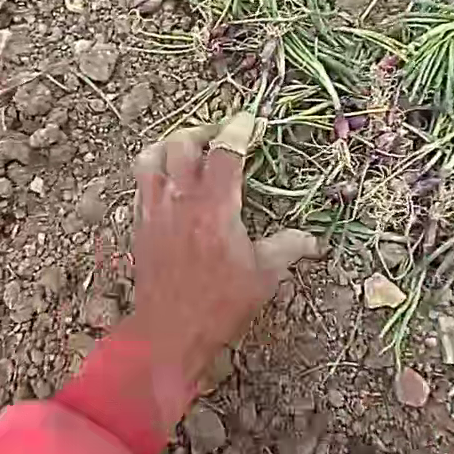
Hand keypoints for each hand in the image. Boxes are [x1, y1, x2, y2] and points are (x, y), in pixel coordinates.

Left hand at [128, 113, 318, 383]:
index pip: (225, 152)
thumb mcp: (264, 274)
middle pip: (181, 143)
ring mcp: (155, 211)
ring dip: (170, 144)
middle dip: (204, 130)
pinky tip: (171, 180)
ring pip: (151, 157)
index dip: (239, 129)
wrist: (169, 334)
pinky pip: (140, 182)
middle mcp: (180, 201)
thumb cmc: (220, 304)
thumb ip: (290, 247)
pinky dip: (155, 169)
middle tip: (222, 134)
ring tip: (189, 148)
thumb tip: (314, 241)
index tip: (251, 119)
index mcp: (215, 207)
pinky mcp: (140, 225)